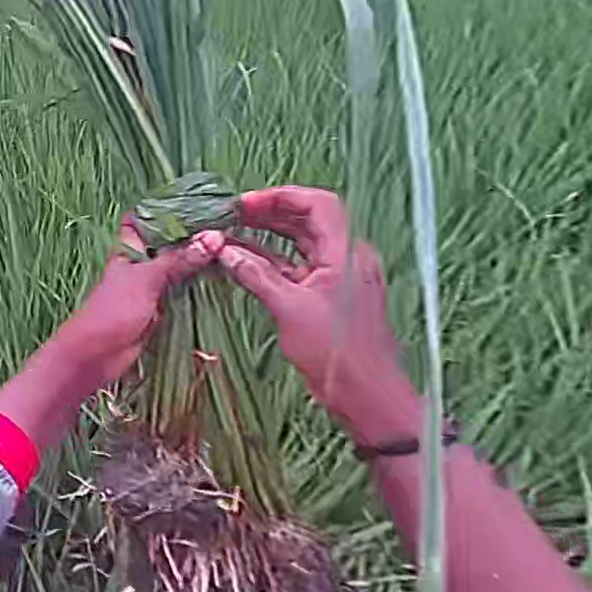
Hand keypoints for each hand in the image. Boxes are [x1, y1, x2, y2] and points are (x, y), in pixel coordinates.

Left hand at [55, 221, 224, 384]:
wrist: (97, 354)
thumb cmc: (114, 310)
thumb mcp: (147, 279)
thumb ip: (180, 259)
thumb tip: (215, 236)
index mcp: (130, 247)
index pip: (147, 216)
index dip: (169, 208)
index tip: (203, 200)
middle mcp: (141, 262)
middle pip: (169, 241)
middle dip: (194, 234)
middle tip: (231, 223)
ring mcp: (151, 285)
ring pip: (178, 265)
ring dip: (199, 260)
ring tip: (235, 244)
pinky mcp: (161, 307)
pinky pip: (183, 289)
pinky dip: (199, 284)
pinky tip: (224, 275)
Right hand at [216, 187, 419, 443]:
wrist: (365, 394)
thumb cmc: (336, 352)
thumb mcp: (289, 308)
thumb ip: (256, 275)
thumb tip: (226, 251)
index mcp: (346, 253)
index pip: (317, 205)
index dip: (280, 197)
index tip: (244, 203)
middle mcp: (346, 259)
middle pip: (307, 220)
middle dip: (269, 213)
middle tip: (232, 215)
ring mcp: (337, 278)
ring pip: (299, 243)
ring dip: (267, 236)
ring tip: (232, 233)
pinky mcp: (326, 296)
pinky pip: (296, 267)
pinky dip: (270, 261)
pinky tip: (242, 261)